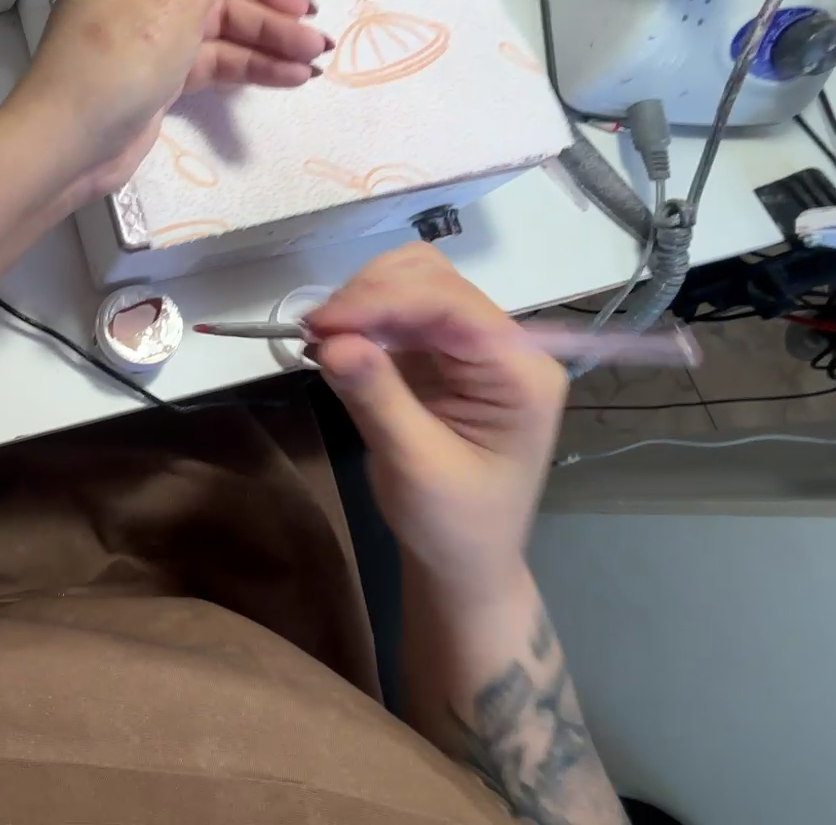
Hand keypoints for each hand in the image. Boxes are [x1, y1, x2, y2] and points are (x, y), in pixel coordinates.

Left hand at [10, 0, 328, 200]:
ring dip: (269, 35)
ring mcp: (151, 32)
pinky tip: (290, 77)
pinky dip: (249, 65)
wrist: (71, 141)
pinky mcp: (160, 75)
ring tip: (313, 57)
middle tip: (310, 17)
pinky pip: (213, 58)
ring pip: (220, 19)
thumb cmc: (120, 52)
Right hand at [305, 244, 568, 602]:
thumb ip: (377, 397)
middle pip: (432, 279)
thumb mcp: (413, 465)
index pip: (451, 305)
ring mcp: (469, 346)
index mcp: (519, 372)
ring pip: (412, 283)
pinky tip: (335, 342)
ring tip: (324, 338)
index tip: (320, 324)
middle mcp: (502, 346)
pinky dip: (360, 315)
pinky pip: (396, 310)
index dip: (381, 301)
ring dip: (362, 300)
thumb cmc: (451, 520)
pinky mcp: (439, 353)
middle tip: (317, 334)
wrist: (461, 556)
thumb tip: (330, 342)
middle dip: (369, 295)